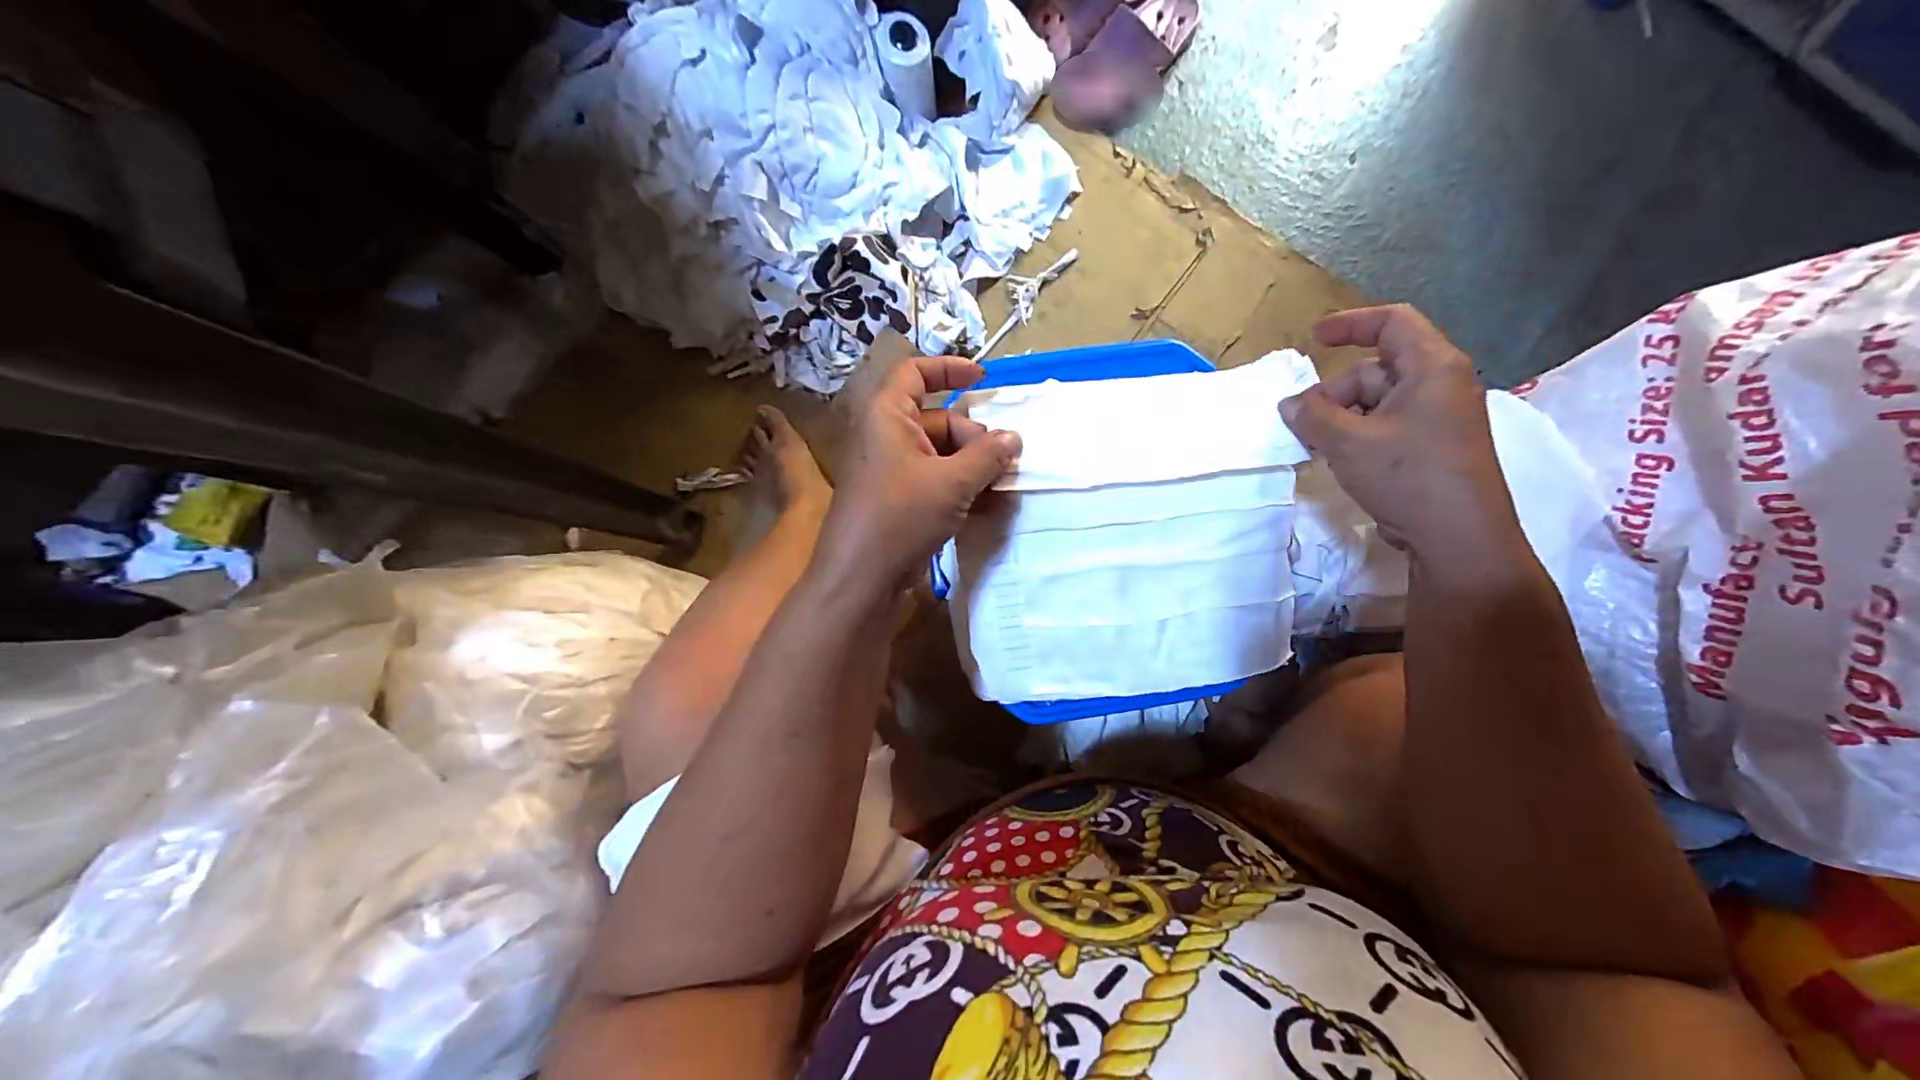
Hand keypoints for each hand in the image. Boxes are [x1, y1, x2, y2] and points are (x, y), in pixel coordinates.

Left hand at [815, 353, 1020, 591]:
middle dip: (974, 436)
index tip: (984, 379)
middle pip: (938, 419)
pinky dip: (958, 486)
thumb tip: (1013, 438)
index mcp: (888, 416)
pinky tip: (984, 504)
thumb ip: (987, 456)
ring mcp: (891, 471)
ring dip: (971, 465)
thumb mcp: (952, 482)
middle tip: (1002, 461)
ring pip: (939, 453)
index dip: (949, 368)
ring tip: (999, 486)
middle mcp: (886, 437)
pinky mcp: (898, 501)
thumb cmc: (900, 517)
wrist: (859, 580)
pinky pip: (933, 481)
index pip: (914, 372)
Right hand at [1280, 305, 1524, 562]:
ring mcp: (1440, 417)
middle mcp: (1442, 384)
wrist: (1460, 537)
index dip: (1350, 324)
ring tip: (1316, 445)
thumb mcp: (1348, 443)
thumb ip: (1312, 416)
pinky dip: (1359, 433)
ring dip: (1342, 417)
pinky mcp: (1434, 445)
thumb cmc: (1408, 476)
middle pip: (1377, 369)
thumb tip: (1290, 404)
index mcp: (1433, 367)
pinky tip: (1338, 458)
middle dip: (1335, 391)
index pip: (1392, 323)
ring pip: (1379, 400)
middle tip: (1302, 422)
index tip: (1313, 338)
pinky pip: (1388, 424)